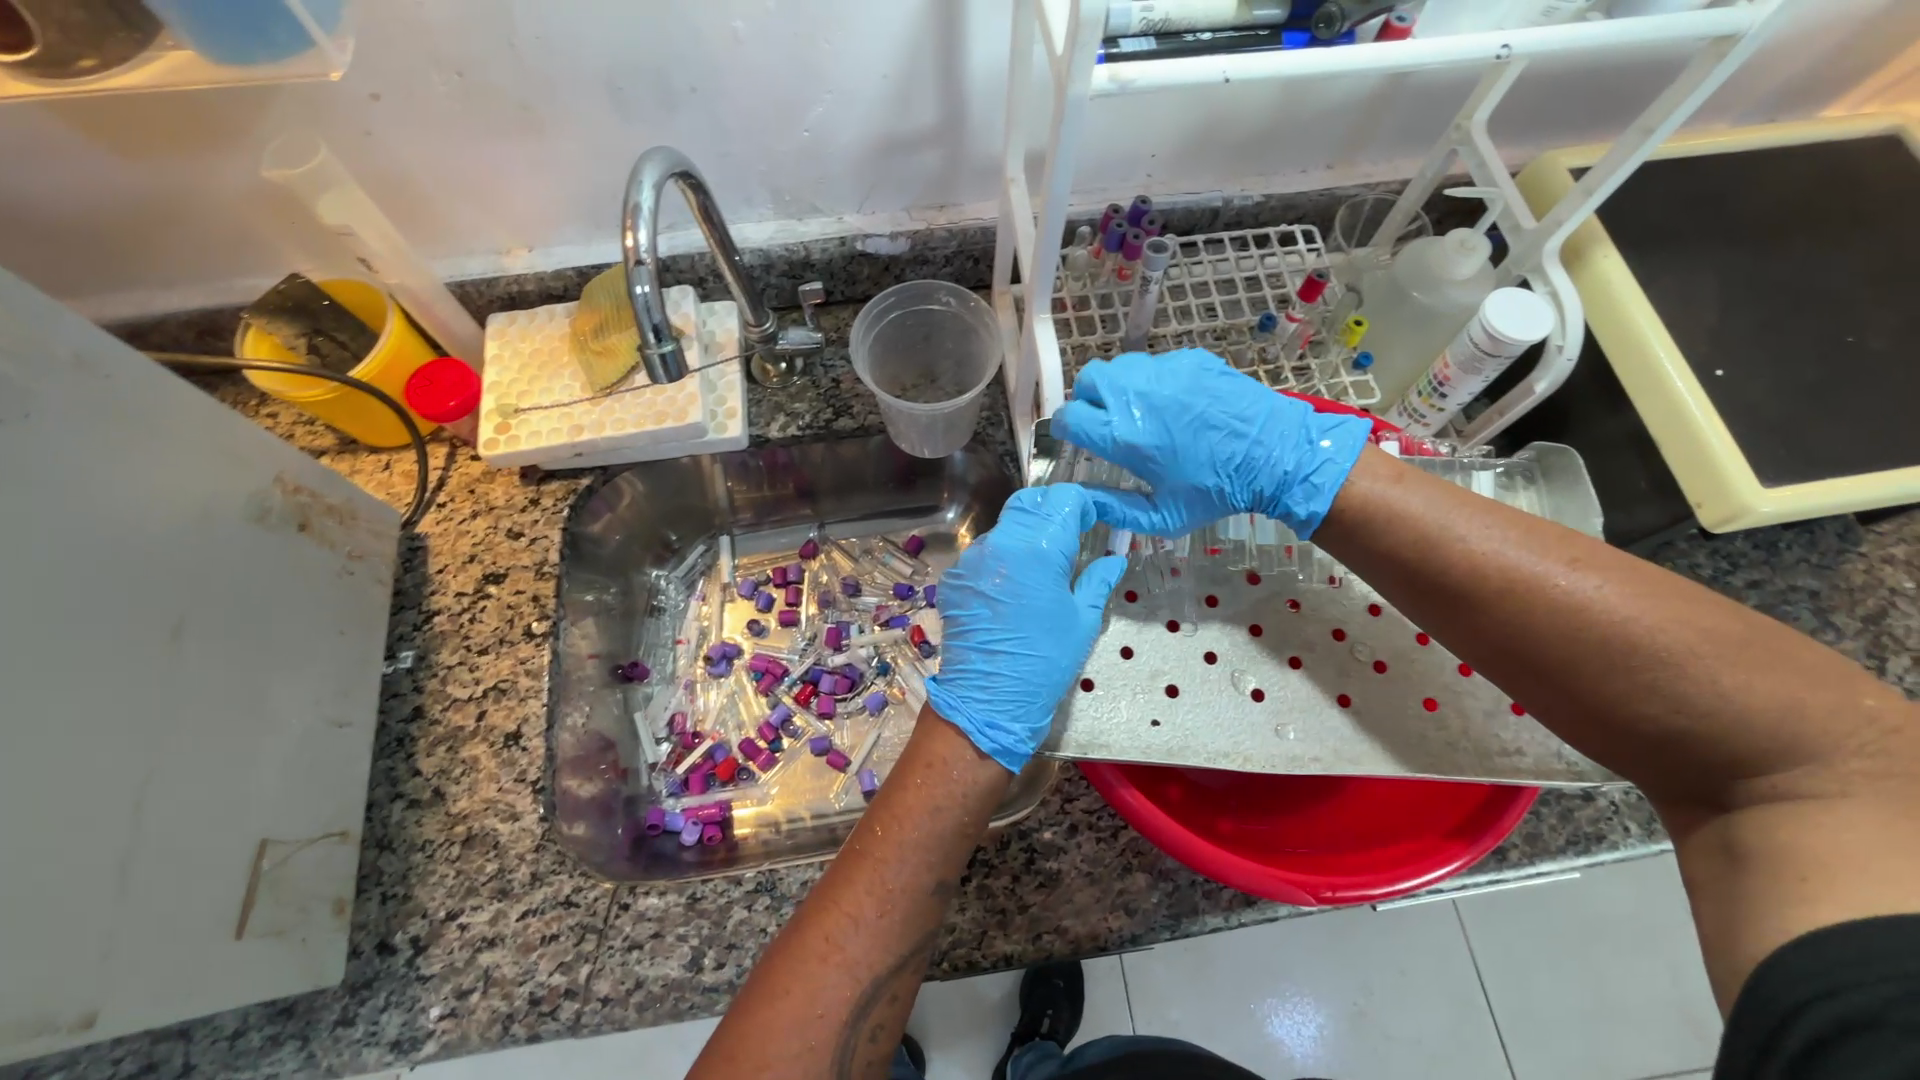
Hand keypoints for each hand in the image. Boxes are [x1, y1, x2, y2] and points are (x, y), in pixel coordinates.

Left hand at [925, 484, 1125, 773]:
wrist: (988, 701)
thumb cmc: (1045, 661)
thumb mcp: (1083, 620)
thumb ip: (1097, 579)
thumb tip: (1115, 558)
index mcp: (1037, 548)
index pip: (1066, 498)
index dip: (1091, 502)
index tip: (1106, 517)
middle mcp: (1000, 542)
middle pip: (1033, 502)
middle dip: (1059, 509)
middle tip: (1081, 529)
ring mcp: (972, 559)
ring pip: (1007, 525)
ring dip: (1031, 532)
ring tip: (1052, 560)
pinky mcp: (956, 578)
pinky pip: (987, 553)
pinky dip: (1008, 557)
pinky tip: (1020, 585)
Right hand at [1050, 349, 1372, 538]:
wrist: (1276, 455)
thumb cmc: (1215, 492)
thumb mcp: (1160, 516)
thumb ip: (1112, 508)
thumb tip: (1078, 499)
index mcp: (1123, 435)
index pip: (1068, 417)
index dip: (1067, 430)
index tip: (1079, 440)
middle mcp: (1135, 394)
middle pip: (1086, 382)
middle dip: (1087, 401)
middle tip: (1105, 422)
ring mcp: (1163, 371)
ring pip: (1118, 367)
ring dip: (1116, 388)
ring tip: (1138, 411)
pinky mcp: (1189, 359)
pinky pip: (1154, 364)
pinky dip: (1151, 381)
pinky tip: (1174, 404)